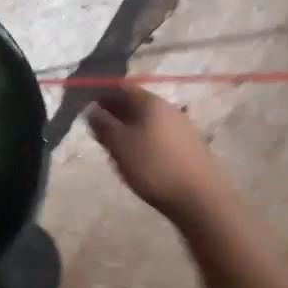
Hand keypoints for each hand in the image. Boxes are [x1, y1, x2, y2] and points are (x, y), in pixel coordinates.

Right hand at [87, 85, 232, 225]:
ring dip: (128, 128)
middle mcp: (169, 109)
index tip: (86, 107)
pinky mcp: (190, 147)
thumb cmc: (154, 166)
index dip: (102, 93)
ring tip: (115, 147)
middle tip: (97, 129)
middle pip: (136, 103)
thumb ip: (102, 123)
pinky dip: (144, 140)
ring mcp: (183, 128)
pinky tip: (138, 158)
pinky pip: (160, 135)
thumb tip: (92, 109)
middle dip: (114, 112)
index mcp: (151, 102)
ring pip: (148, 121)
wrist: (201, 201)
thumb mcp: (119, 144)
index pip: (121, 87)